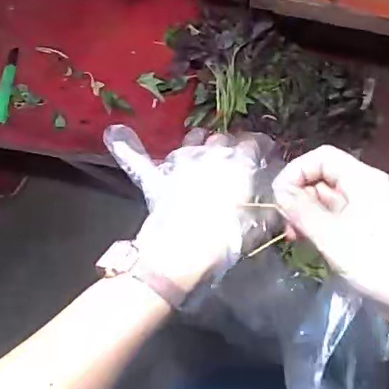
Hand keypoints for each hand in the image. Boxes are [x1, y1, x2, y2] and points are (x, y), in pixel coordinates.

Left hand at [106, 126, 275, 290]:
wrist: (183, 254)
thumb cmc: (225, 242)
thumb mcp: (254, 228)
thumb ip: (264, 210)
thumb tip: (272, 206)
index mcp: (240, 164)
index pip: (253, 143)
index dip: (256, 148)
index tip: (258, 155)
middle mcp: (212, 154)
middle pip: (222, 139)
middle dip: (227, 146)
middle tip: (230, 162)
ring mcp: (182, 161)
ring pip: (192, 139)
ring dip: (198, 143)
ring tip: (201, 152)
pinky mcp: (158, 176)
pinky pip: (138, 157)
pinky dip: (127, 147)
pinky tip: (116, 134)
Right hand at [272, 145, 388, 322]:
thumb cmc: (375, 261)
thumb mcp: (331, 236)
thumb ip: (300, 210)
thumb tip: (279, 191)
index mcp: (364, 179)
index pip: (322, 157)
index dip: (296, 171)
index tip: (278, 196)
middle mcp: (368, 186)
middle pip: (324, 176)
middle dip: (299, 196)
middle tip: (286, 223)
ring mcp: (371, 206)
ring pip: (329, 198)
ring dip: (307, 213)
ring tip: (295, 236)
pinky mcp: (371, 225)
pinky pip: (339, 215)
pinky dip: (321, 224)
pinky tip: (310, 242)